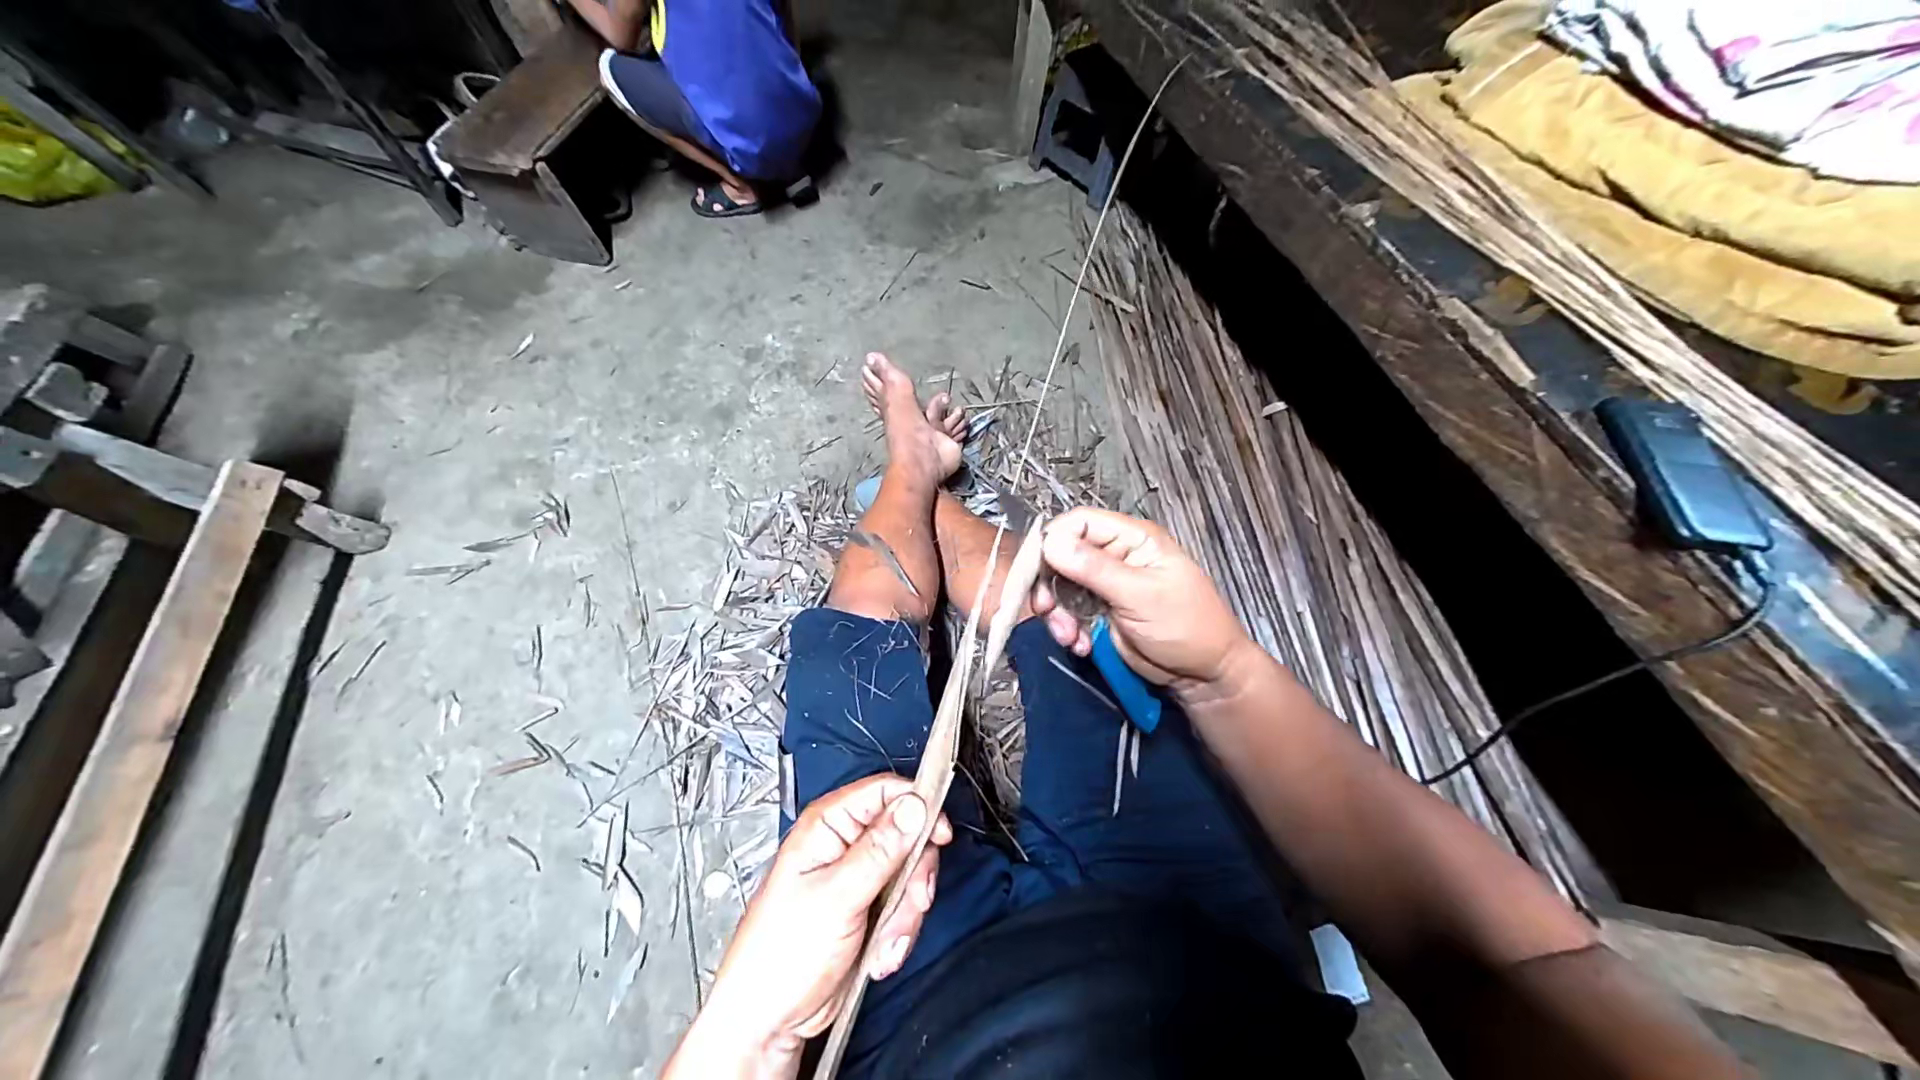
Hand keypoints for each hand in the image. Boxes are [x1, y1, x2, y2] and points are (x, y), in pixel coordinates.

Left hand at [664, 774, 951, 1078]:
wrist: (768, 1021)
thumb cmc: (778, 956)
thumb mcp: (837, 897)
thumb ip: (880, 850)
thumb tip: (914, 807)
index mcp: (827, 825)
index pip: (885, 791)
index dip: (918, 808)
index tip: (939, 835)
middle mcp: (842, 843)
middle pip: (906, 834)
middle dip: (914, 875)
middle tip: (909, 902)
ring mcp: (855, 875)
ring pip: (909, 873)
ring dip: (905, 913)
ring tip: (884, 941)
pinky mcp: (865, 906)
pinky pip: (902, 904)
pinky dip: (899, 931)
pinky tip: (879, 952)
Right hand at [1031, 507, 1260, 702]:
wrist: (1203, 675)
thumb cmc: (1186, 626)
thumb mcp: (1141, 595)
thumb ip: (1095, 569)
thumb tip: (1052, 542)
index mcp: (1132, 539)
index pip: (1080, 523)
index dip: (1053, 541)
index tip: (1035, 568)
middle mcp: (1115, 556)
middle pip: (1063, 556)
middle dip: (1050, 584)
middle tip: (1047, 609)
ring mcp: (1105, 586)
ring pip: (1061, 587)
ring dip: (1058, 613)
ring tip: (1069, 637)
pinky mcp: (1099, 612)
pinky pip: (1069, 613)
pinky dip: (1067, 629)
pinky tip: (1080, 645)